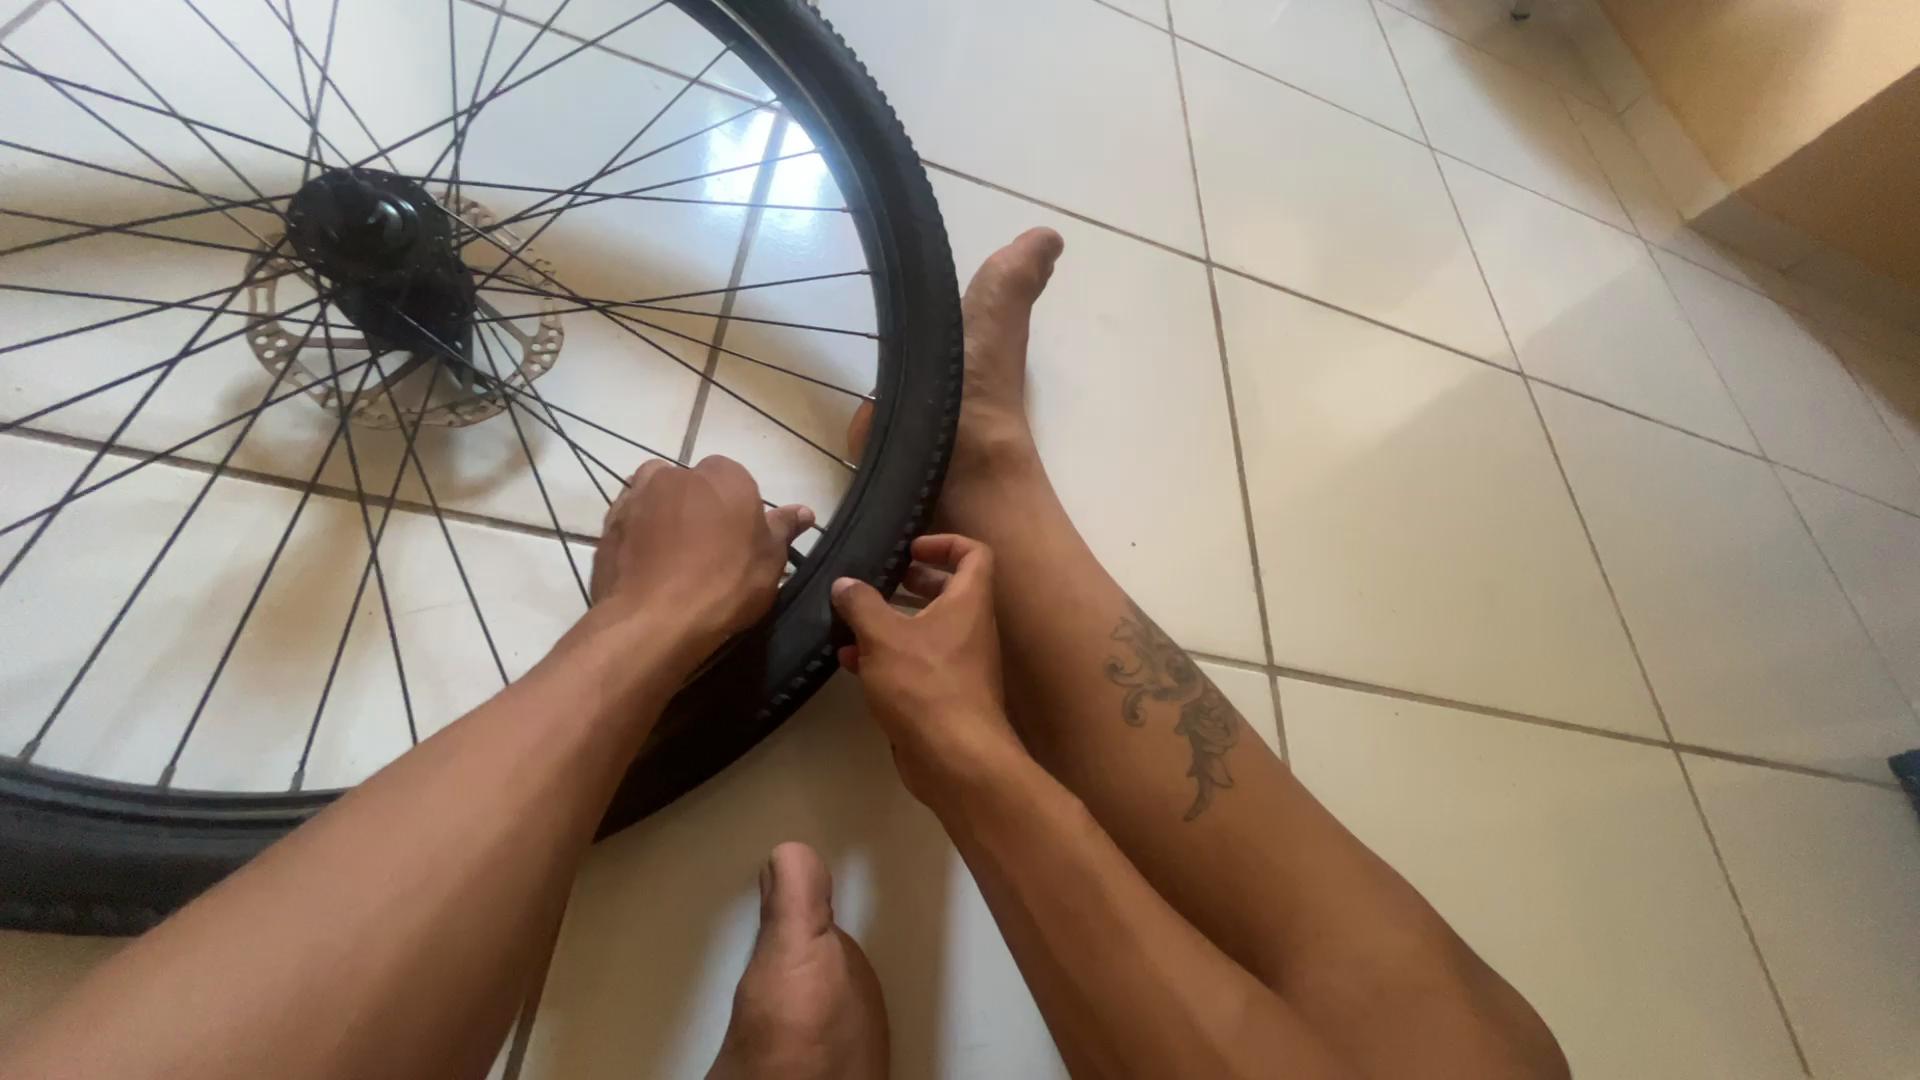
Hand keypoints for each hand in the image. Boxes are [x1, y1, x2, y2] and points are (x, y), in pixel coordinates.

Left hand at [590, 456, 811, 655]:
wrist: (654, 620)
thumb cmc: (726, 584)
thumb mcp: (771, 560)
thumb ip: (783, 528)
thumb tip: (804, 510)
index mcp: (725, 475)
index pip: (736, 480)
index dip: (738, 510)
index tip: (740, 541)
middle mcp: (677, 474)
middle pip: (693, 484)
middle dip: (699, 507)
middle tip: (709, 550)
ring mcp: (637, 495)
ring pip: (657, 497)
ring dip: (665, 515)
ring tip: (674, 556)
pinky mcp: (608, 524)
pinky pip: (631, 521)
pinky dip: (639, 535)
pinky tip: (649, 566)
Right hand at [830, 534, 1024, 802]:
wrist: (955, 758)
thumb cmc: (925, 684)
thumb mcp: (884, 636)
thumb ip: (862, 604)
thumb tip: (845, 584)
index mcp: (969, 602)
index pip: (974, 554)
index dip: (945, 543)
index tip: (911, 549)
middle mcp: (970, 628)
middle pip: (949, 591)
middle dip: (913, 582)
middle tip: (882, 581)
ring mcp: (959, 664)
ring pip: (927, 629)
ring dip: (892, 622)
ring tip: (853, 620)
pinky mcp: (943, 694)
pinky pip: (916, 663)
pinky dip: (887, 657)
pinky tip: (849, 661)